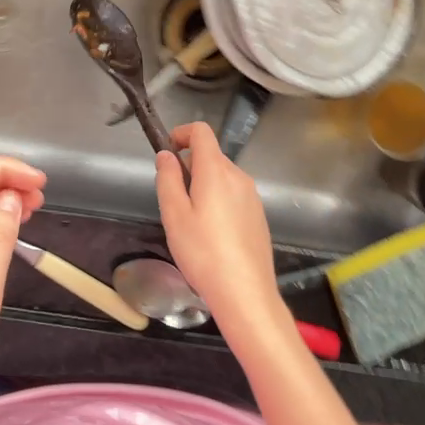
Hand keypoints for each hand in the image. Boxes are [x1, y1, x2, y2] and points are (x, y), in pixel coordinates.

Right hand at [154, 123, 283, 331]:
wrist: (245, 293)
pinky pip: (234, 195)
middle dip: (189, 166)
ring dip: (204, 185)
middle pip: (211, 155)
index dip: (181, 133)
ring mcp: (252, 196)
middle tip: (173, 199)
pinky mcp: (258, 215)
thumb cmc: (203, 253)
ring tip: (191, 222)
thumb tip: (167, 155)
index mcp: (216, 171)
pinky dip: (218, 200)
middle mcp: (238, 176)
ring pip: (222, 177)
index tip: (167, 153)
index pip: (201, 131)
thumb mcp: (174, 215)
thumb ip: (168, 179)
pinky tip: (212, 235)